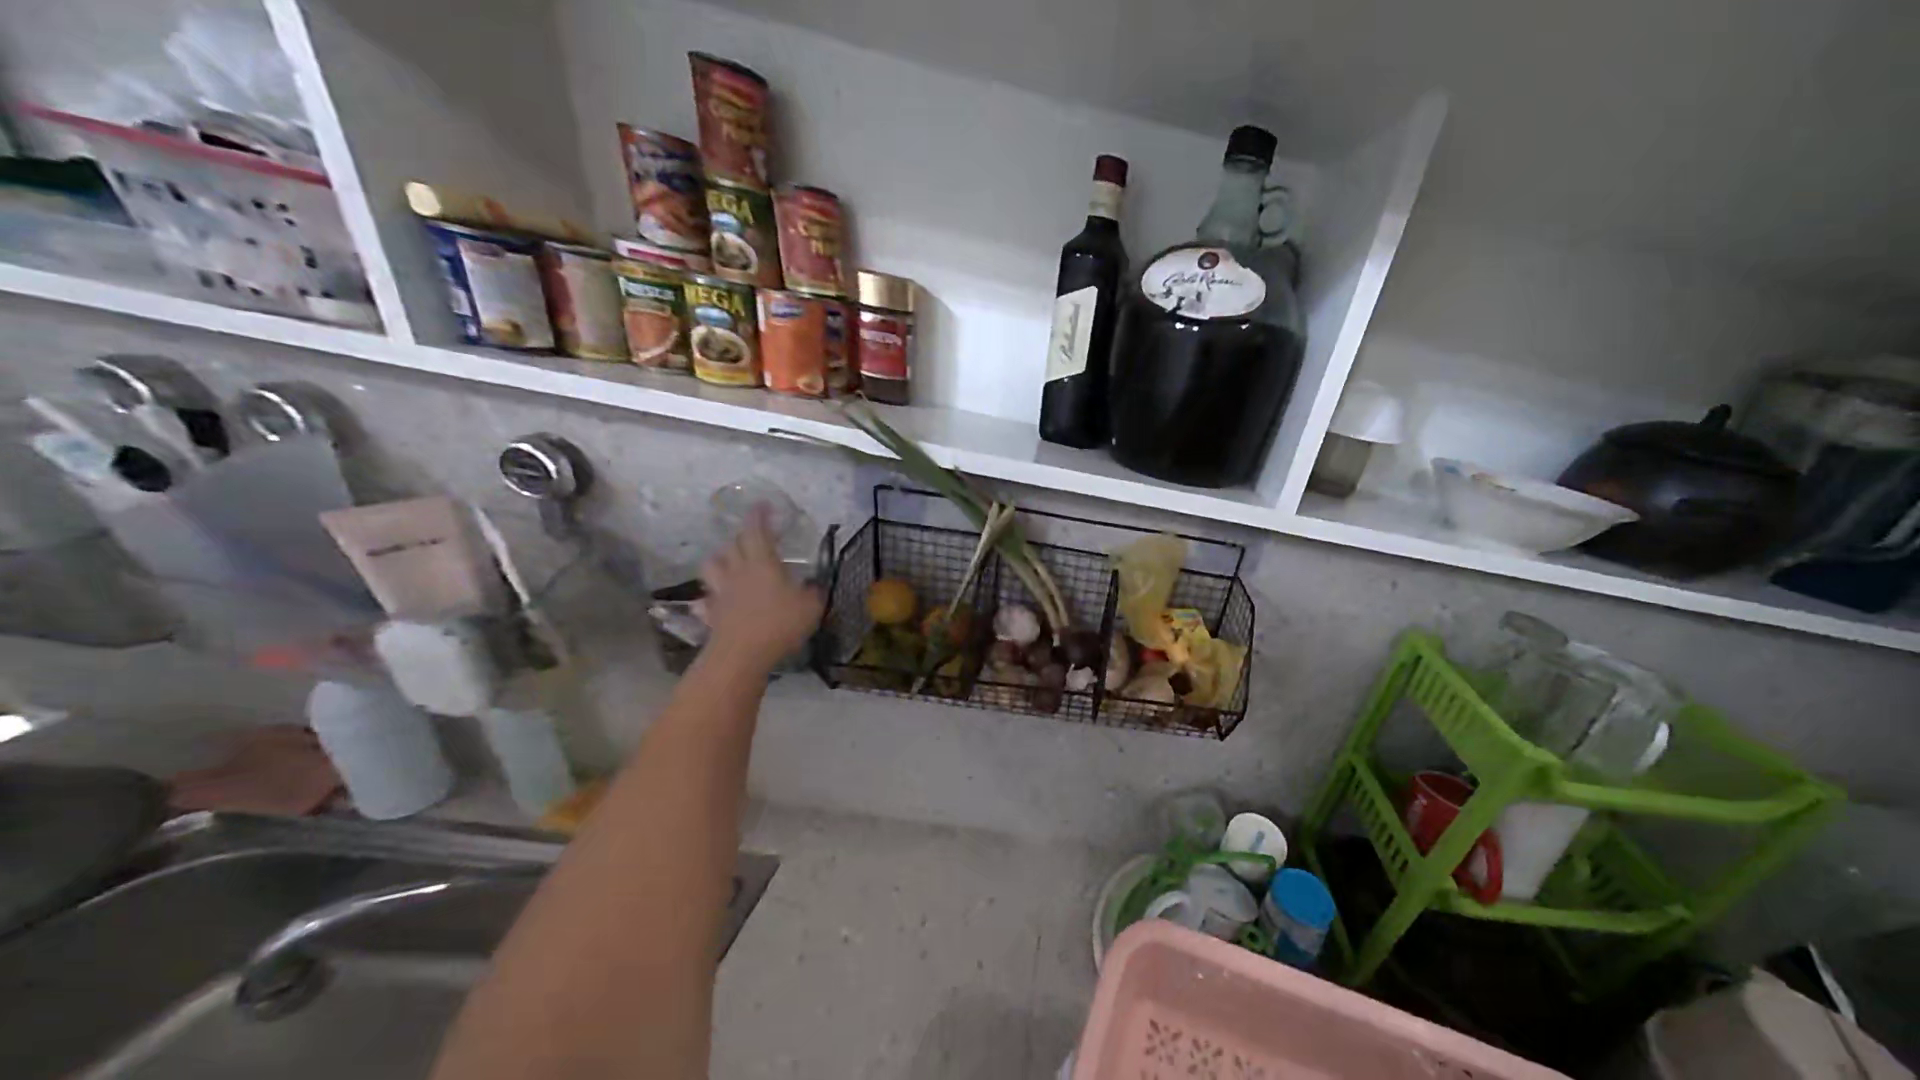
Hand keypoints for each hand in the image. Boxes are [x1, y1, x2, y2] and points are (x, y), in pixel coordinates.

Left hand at [700, 503, 824, 668]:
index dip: (759, 515)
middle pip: (733, 544)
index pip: (757, 530)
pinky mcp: (711, 614)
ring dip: (720, 560)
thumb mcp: (811, 606)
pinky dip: (708, 599)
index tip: (762, 505)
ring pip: (712, 566)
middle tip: (752, 537)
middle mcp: (738, 571)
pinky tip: (713, 602)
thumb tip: (815, 585)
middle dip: (742, 536)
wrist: (742, 654)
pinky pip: (705, 601)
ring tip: (728, 563)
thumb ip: (814, 592)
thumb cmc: (779, 624)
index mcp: (762, 562)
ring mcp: (721, 592)